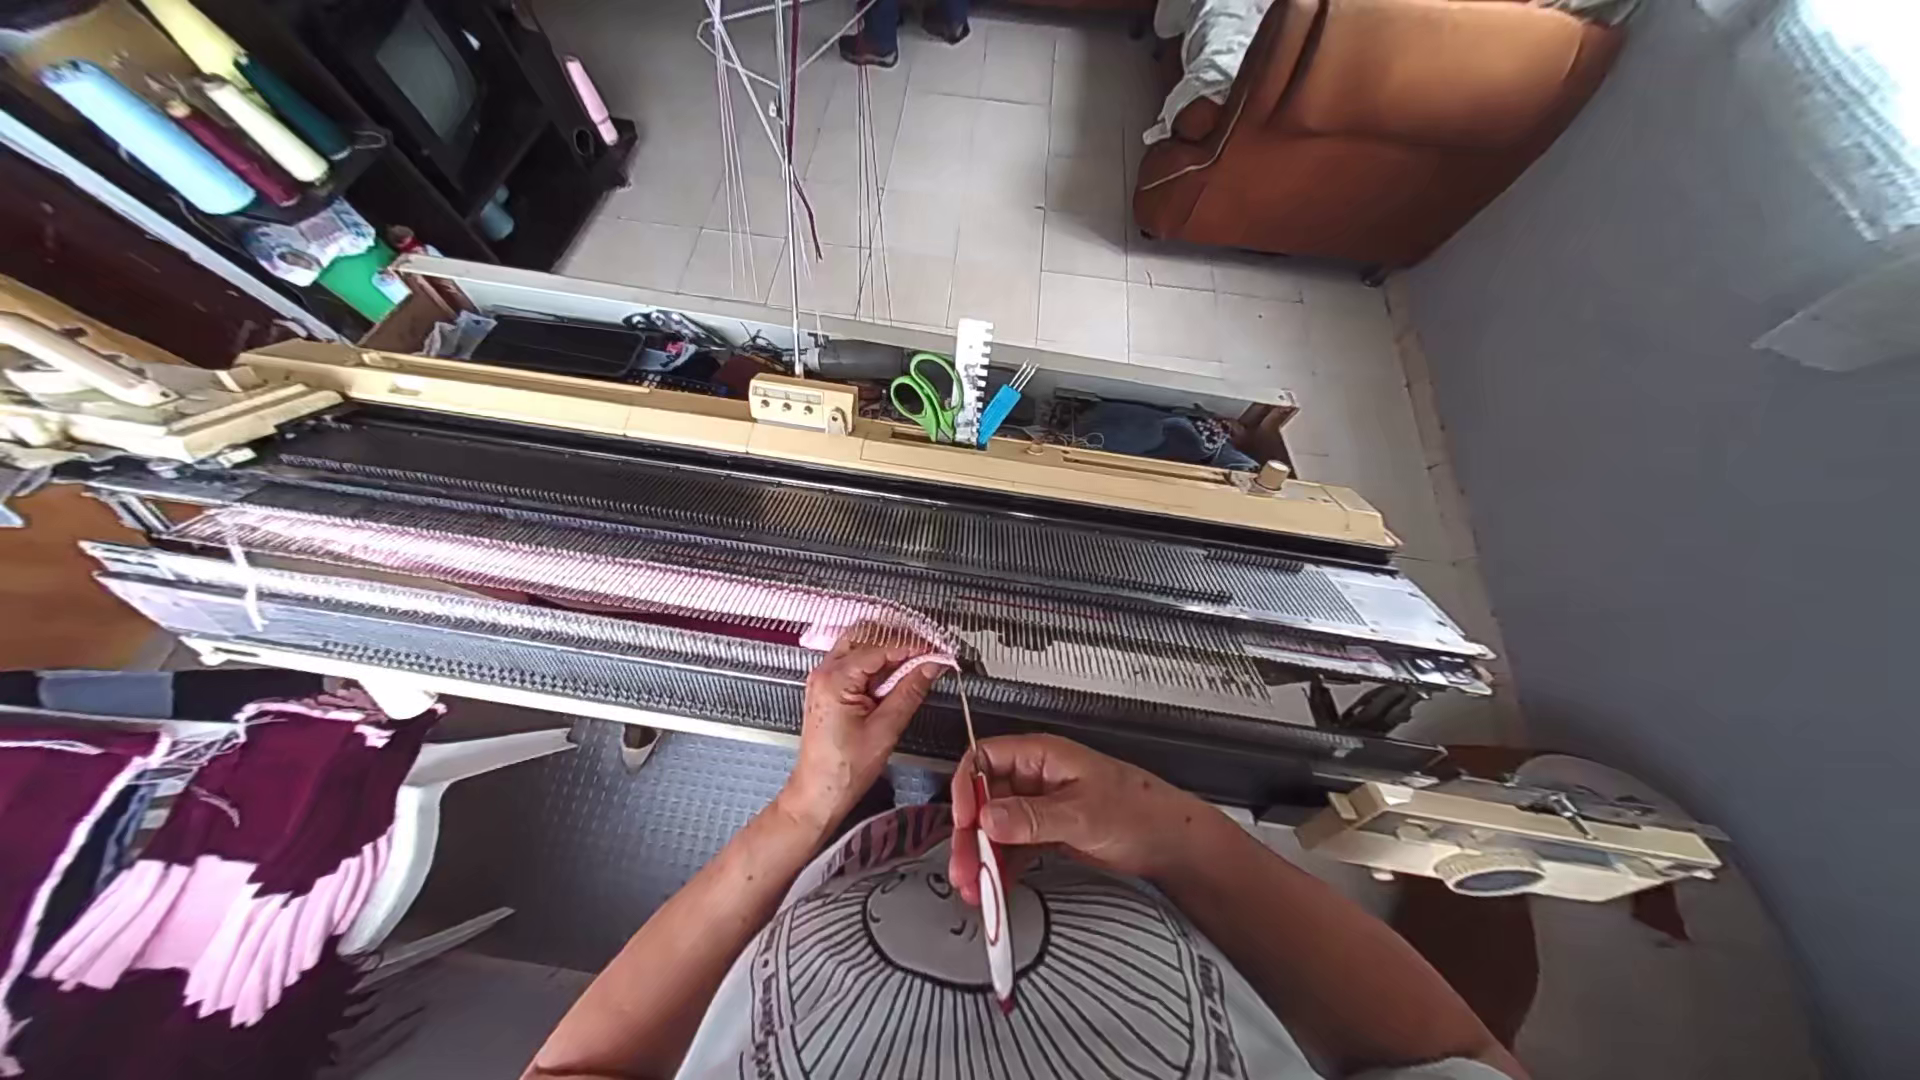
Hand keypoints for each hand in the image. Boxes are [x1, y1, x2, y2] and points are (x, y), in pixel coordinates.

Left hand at [779, 641, 939, 831]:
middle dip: (899, 639)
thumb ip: (910, 690)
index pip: (881, 647)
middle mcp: (824, 672)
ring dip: (888, 649)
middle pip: (866, 635)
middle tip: (928, 650)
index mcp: (835, 679)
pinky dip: (877, 662)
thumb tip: (931, 666)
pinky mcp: (828, 687)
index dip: (913, 645)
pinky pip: (854, 661)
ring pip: (859, 644)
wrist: (818, 794)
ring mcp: (823, 678)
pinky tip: (896, 674)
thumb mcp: (886, 729)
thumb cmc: (844, 769)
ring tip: (916, 661)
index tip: (936, 649)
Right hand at [948, 734, 1217, 902]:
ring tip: (976, 888)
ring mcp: (1039, 805)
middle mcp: (1034, 776)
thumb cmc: (1138, 809)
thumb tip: (987, 818)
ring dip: (982, 855)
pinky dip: (1001, 865)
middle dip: (970, 833)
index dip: (968, 787)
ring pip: (995, 825)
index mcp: (1040, 755)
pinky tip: (997, 885)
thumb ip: (1032, 817)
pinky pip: (1013, 845)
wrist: (1172, 842)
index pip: (985, 759)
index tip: (963, 820)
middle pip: (985, 797)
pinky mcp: (1047, 831)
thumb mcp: (1082, 813)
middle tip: (964, 868)